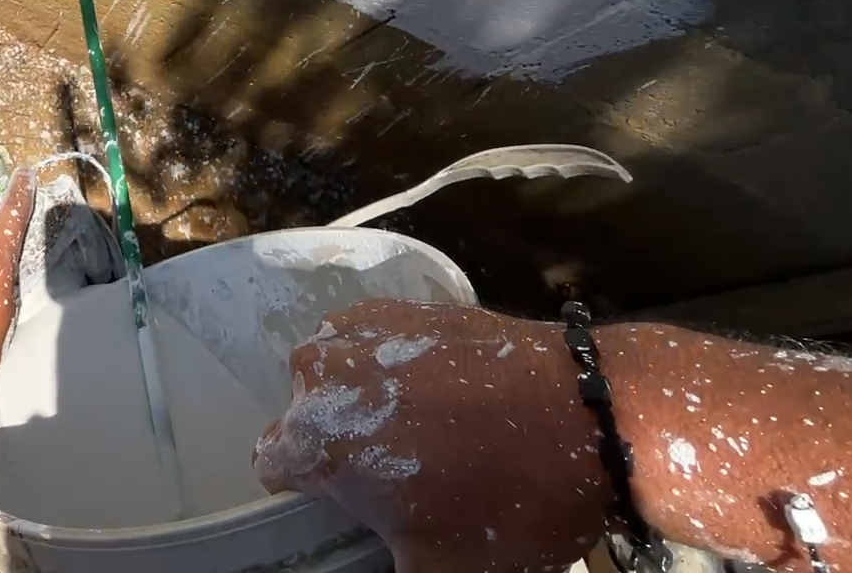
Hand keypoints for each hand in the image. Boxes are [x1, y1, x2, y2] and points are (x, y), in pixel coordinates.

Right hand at [253, 300, 612, 572]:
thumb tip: (375, 551)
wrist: (578, 409)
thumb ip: (385, 569)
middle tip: (400, 465)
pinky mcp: (380, 305)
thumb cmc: (505, 499)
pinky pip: (358, 341)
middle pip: (304, 417)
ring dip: (356, 398)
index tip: (353, 497)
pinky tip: (435, 382)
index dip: (308, 487)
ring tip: (422, 419)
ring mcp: (345, 331)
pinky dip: (381, 362)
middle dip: (338, 441)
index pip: (273, 463)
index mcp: (314, 440)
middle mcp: (313, 375)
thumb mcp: (442, 569)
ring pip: (329, 376)